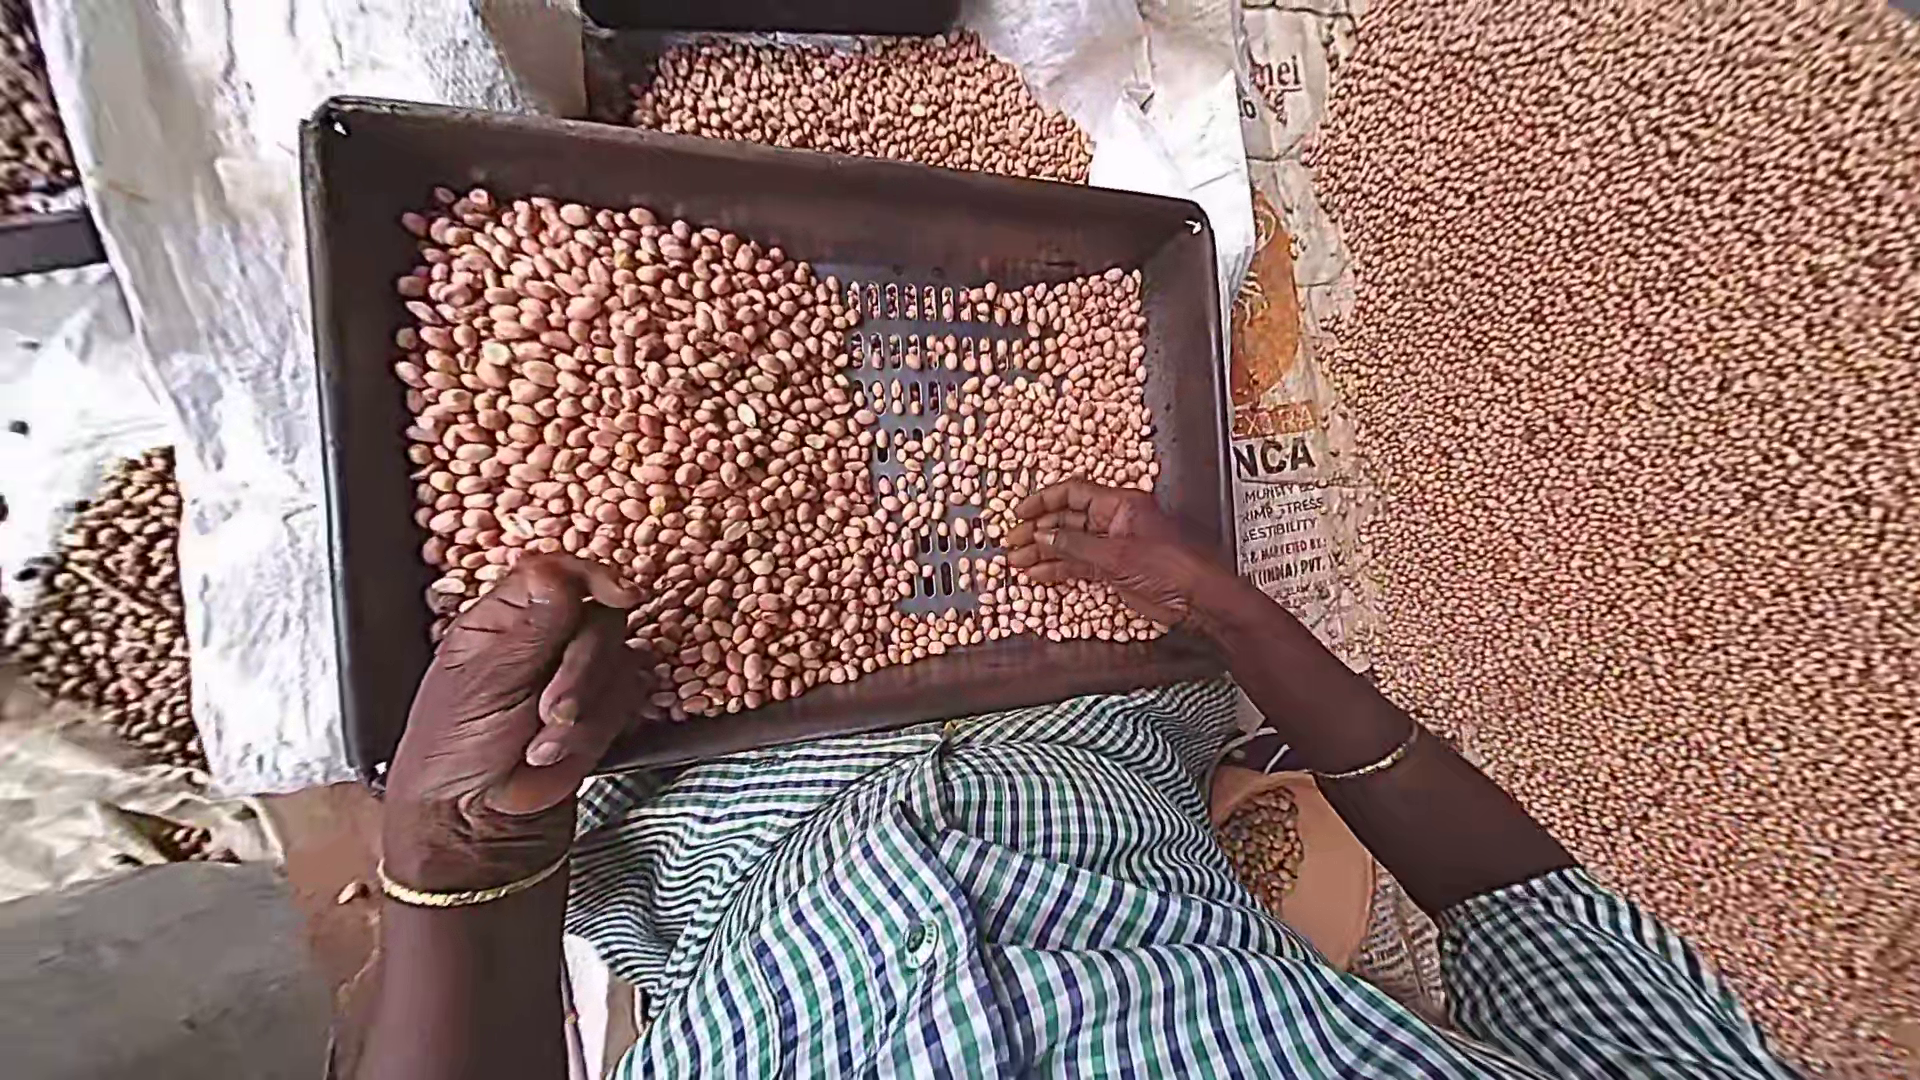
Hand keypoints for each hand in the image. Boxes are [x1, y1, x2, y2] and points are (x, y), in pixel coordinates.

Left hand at [382, 554, 647, 892]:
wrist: (480, 820)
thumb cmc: (456, 751)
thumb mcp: (483, 687)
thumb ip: (531, 629)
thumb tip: (559, 573)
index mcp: (504, 620)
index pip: (556, 572)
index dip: (591, 576)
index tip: (621, 595)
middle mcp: (549, 634)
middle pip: (600, 617)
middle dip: (582, 667)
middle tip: (553, 710)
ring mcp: (582, 666)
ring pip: (619, 656)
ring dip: (587, 704)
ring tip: (543, 743)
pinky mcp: (610, 697)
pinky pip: (630, 692)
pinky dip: (598, 725)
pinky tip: (559, 749)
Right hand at [1004, 480, 1235, 628]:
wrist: (1198, 599)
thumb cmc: (1170, 567)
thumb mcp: (1115, 554)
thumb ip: (1075, 544)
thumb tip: (1043, 535)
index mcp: (1119, 504)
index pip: (1073, 493)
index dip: (1042, 501)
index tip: (1019, 513)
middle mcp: (1114, 520)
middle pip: (1067, 519)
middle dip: (1038, 531)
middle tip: (1012, 542)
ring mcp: (1112, 544)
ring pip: (1069, 543)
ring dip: (1043, 552)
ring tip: (1017, 561)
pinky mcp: (1113, 568)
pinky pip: (1079, 563)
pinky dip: (1058, 569)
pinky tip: (1038, 574)